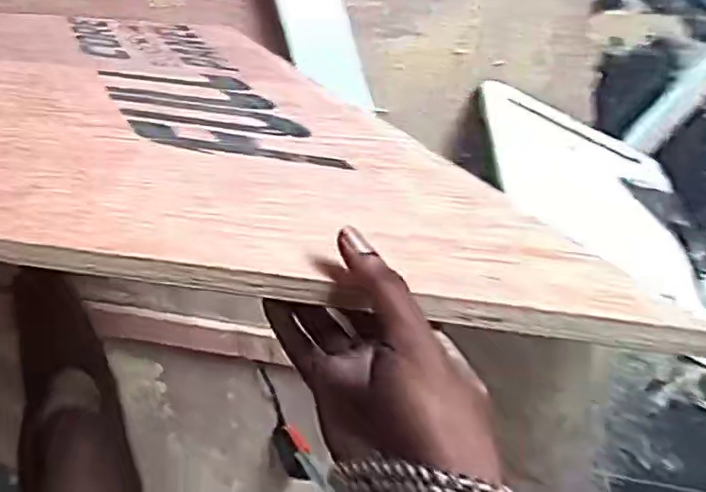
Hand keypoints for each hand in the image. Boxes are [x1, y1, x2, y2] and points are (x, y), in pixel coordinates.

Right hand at [263, 227, 502, 483]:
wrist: (413, 484)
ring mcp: (358, 373)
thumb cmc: (437, 424)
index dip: (367, 273)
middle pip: (352, 308)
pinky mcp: (329, 385)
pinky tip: (269, 298)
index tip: (341, 246)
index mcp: (426, 349)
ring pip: (322, 324)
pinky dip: (283, 321)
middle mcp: (391, 359)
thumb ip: (384, 289)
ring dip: (300, 297)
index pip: (393, 299)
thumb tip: (355, 239)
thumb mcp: (417, 344)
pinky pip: (300, 345)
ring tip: (278, 265)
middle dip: (328, 282)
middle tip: (302, 250)